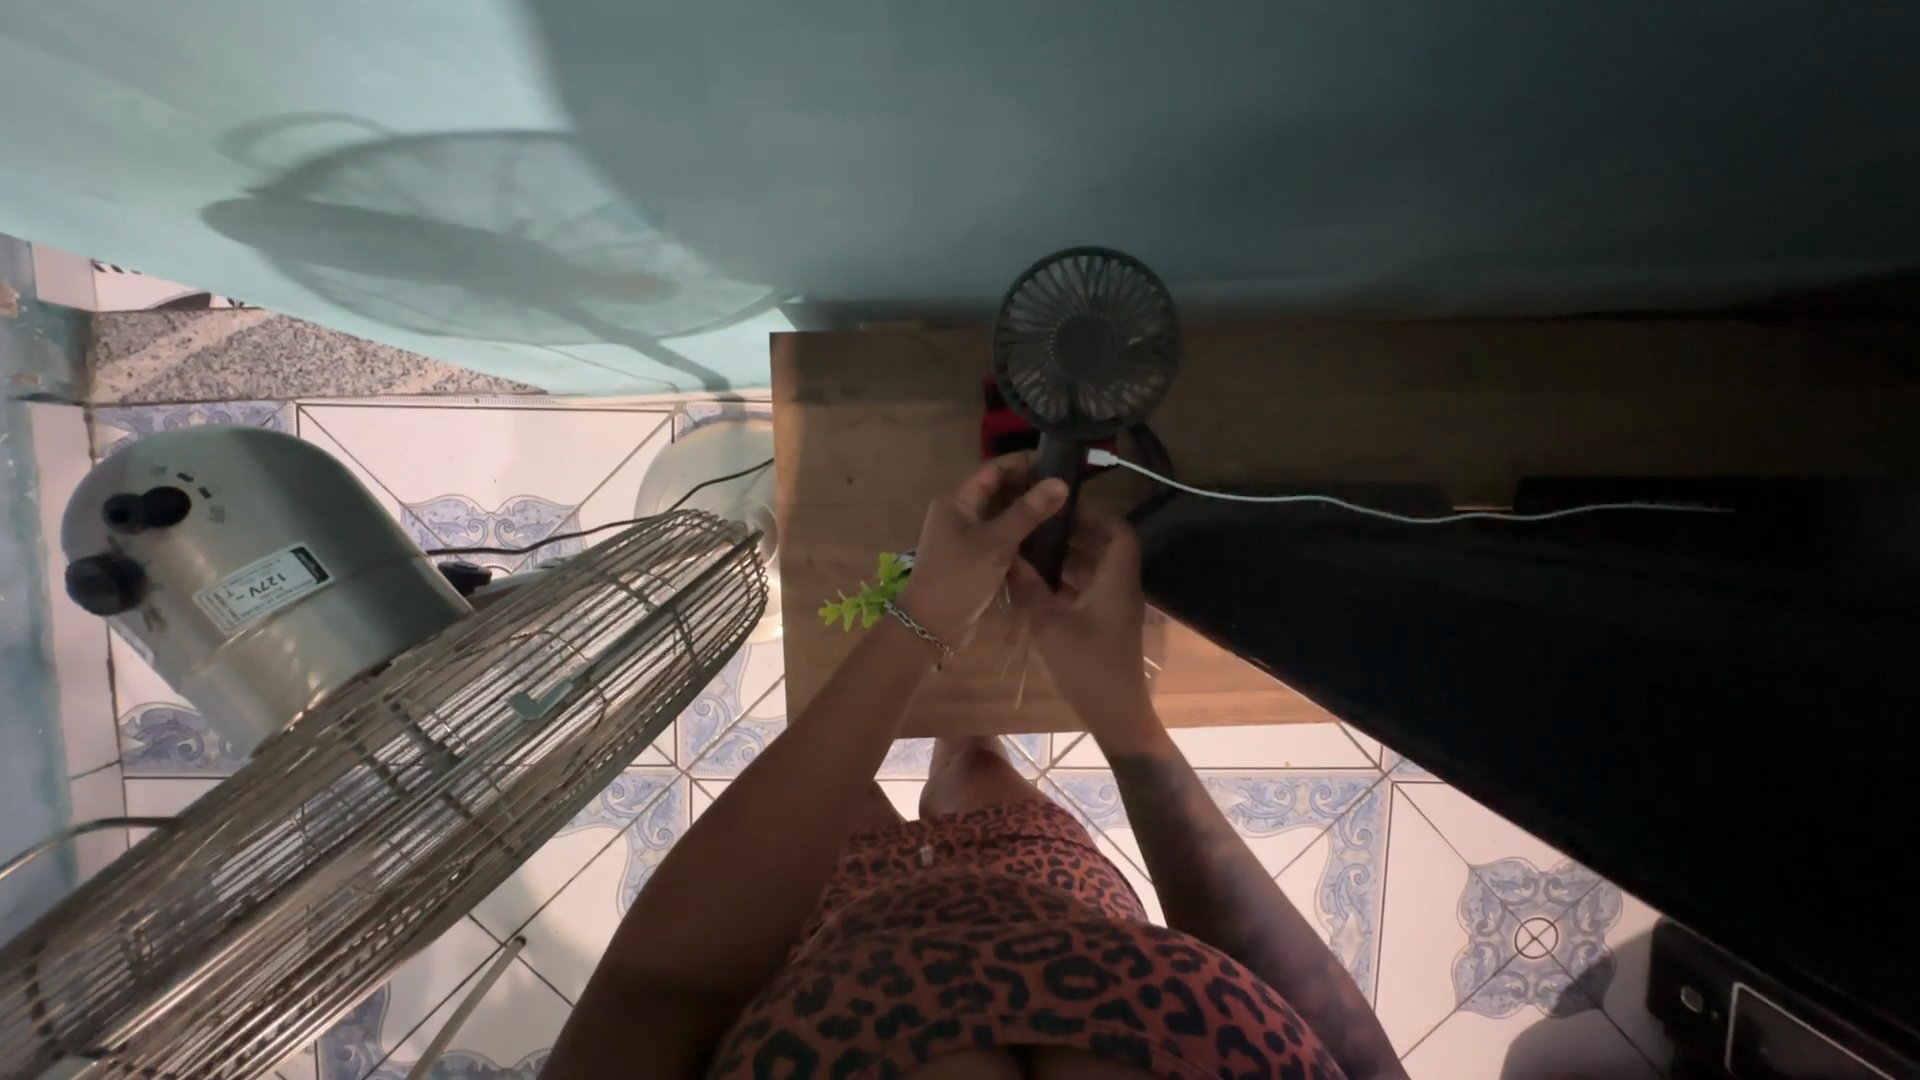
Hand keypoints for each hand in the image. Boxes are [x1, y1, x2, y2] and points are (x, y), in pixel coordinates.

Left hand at [894, 453, 1068, 647]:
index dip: (1022, 463)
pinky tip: (1048, 542)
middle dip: (1030, 490)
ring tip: (1064, 512)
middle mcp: (959, 515)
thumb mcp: (996, 542)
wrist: (930, 625)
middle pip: (998, 494)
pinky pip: (1002, 542)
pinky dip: (1022, 540)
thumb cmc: (958, 577)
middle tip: (1066, 490)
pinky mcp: (974, 562)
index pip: (993, 471)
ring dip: (1028, 516)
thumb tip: (1060, 483)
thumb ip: (1027, 512)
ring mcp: (966, 540)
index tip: (1056, 462)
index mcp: (957, 502)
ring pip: (1002, 519)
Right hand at [1006, 509, 1152, 725]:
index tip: (1060, 509)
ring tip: (1034, 549)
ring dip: (1071, 557)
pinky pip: (1092, 588)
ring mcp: (1116, 607)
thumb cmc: (1086, 665)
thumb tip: (1009, 558)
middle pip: (1106, 547)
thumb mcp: (1049, 624)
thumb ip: (1029, 588)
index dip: (1093, 515)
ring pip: (1098, 569)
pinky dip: (1070, 580)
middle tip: (1039, 525)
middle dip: (1075, 533)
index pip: (1118, 532)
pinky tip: (1040, 583)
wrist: (1114, 713)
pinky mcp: (1108, 624)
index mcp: (1116, 580)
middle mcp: (1122, 587)